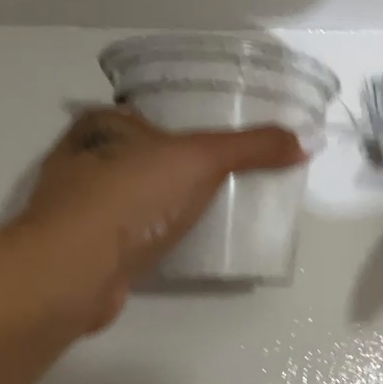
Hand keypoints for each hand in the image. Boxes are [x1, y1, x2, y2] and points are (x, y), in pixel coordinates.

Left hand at [12, 105, 304, 331]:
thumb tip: (308, 139)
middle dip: (183, 164)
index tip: (227, 137)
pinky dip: (157, 235)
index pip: (152, 112)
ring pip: (138, 195)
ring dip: (169, 202)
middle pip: (147, 153)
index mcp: (103, 123)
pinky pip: (134, 232)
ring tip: (219, 208)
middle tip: (233, 173)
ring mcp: (80, 205)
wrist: (73, 271)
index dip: (189, 120)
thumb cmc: (130, 197)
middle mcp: (84, 157)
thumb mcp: (202, 159)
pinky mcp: (86, 247)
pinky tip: (187, 243)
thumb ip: (254, 147)